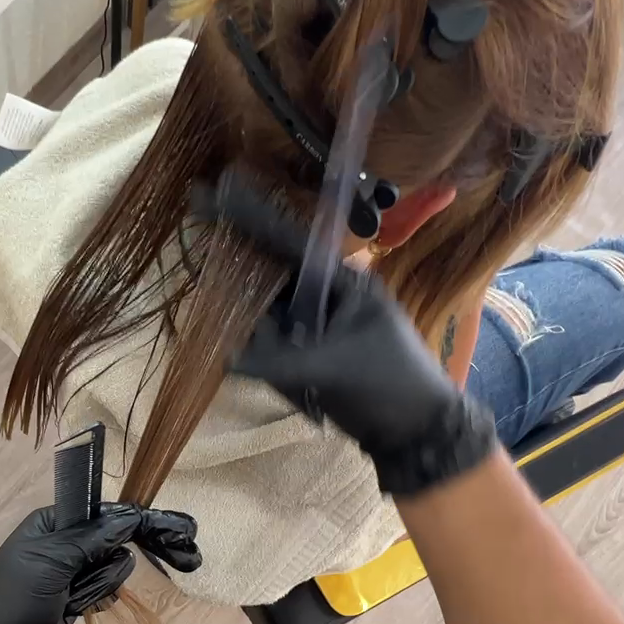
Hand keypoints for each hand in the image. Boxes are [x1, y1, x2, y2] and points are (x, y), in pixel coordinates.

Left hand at [0, 504, 199, 623]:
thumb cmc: (14, 600)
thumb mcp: (52, 562)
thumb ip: (92, 538)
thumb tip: (129, 518)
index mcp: (54, 521)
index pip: (109, 512)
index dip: (145, 520)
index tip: (182, 529)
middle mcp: (66, 539)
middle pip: (117, 537)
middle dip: (146, 547)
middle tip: (190, 557)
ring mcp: (72, 568)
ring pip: (113, 566)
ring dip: (99, 585)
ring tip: (71, 598)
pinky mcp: (76, 593)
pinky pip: (103, 588)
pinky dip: (98, 597)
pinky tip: (78, 607)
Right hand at [193, 168, 497, 497]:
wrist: (417, 430)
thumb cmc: (384, 387)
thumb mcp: (328, 370)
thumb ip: (272, 361)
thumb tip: (224, 357)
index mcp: (343, 282)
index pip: (288, 241)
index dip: (248, 218)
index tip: (211, 193)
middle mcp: (330, 294)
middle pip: (274, 273)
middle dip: (241, 274)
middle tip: (206, 271)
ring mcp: (323, 322)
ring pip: (273, 308)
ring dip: (250, 316)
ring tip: (237, 331)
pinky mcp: (316, 350)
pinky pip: (278, 337)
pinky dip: (260, 344)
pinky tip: (243, 354)